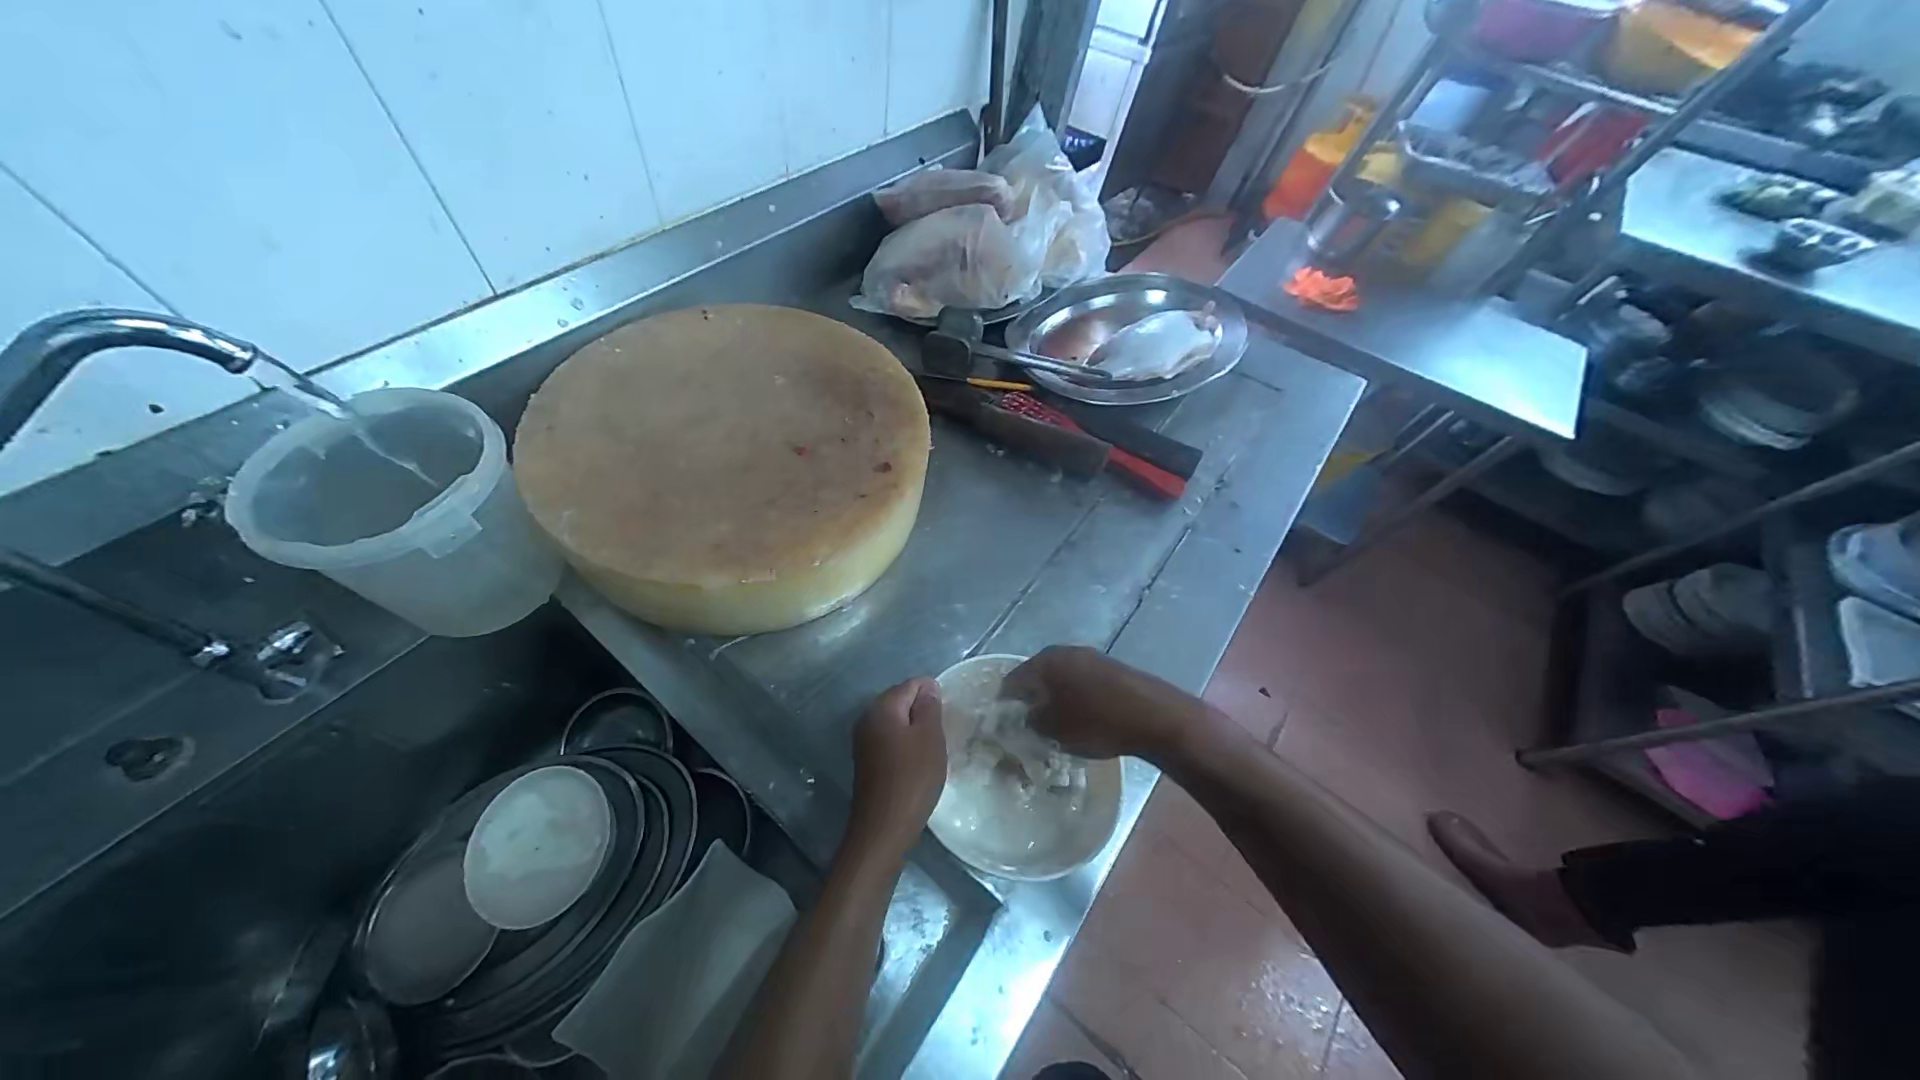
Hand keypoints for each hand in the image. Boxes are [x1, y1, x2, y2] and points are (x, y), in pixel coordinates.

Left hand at [849, 678, 946, 855]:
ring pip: (896, 721)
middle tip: (943, 731)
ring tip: (933, 747)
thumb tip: (928, 687)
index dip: (933, 694)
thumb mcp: (930, 737)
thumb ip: (929, 707)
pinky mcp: (866, 760)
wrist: (884, 826)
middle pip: (901, 700)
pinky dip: (905, 744)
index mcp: (882, 707)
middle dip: (923, 710)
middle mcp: (867, 718)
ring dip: (915, 729)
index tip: (949, 715)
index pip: (912, 684)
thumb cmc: (912, 777)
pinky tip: (918, 761)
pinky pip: (889, 739)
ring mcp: (864, 740)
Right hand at [1004, 645, 1216, 761]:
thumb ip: (1028, 723)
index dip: (1004, 705)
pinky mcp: (1110, 667)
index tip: (1004, 728)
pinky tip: (1082, 716)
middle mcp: (1063, 651)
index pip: (1010, 682)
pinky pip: (1081, 681)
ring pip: (1060, 678)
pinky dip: (1075, 696)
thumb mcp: (1053, 731)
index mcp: (1043, 662)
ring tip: (1056, 724)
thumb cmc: (1096, 723)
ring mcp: (1090, 656)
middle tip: (1029, 726)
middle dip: (1030, 700)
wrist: (1154, 716)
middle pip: (1035, 676)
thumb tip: (1021, 719)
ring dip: (1054, 698)